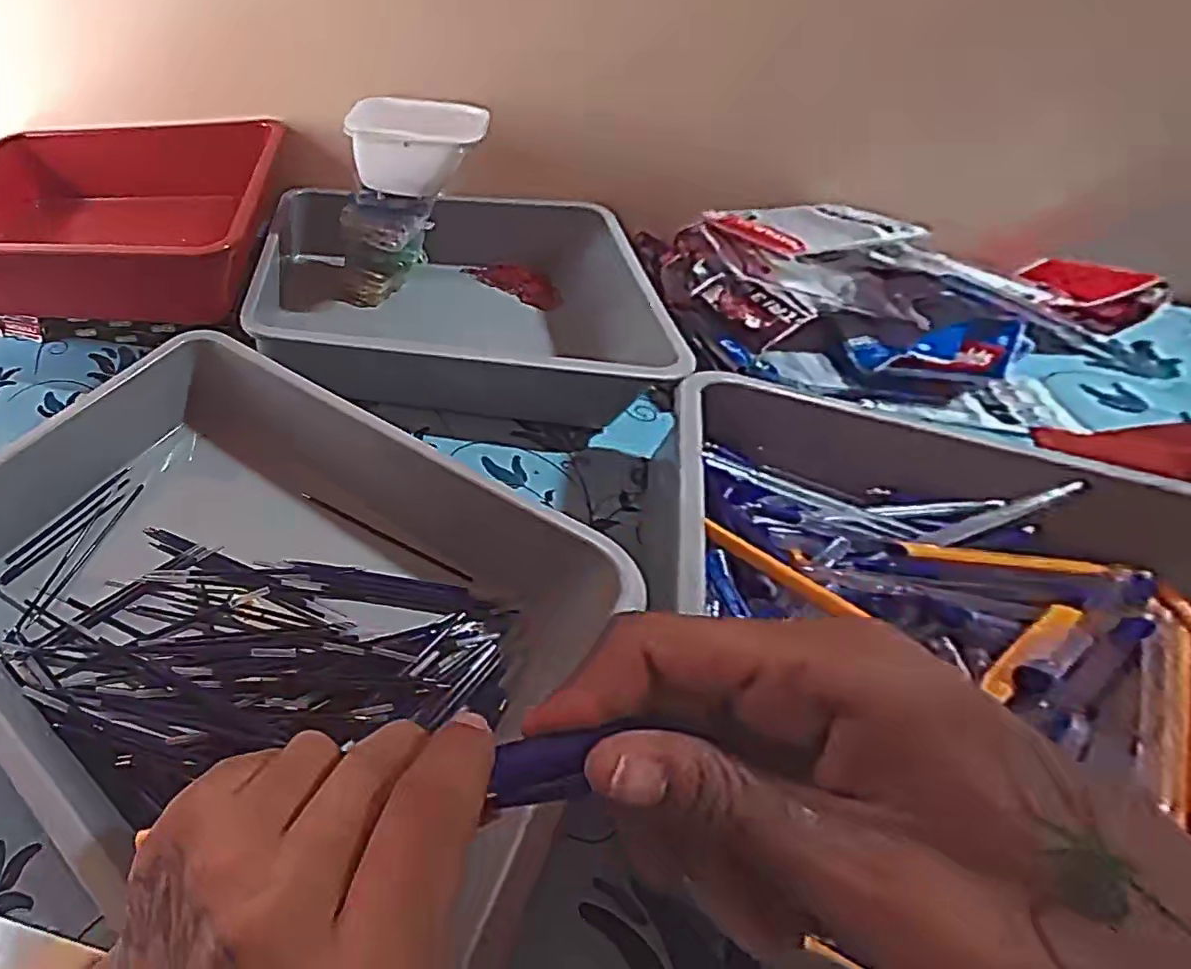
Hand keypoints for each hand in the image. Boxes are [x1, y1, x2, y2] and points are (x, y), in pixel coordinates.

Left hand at [103, 713, 494, 968]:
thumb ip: (424, 886)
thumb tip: (452, 792)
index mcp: (354, 965)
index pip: (421, 820)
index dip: (457, 765)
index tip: (469, 738)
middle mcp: (275, 902)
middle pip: (365, 773)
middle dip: (404, 753)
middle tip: (417, 759)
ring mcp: (215, 855)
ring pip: (312, 750)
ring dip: (336, 772)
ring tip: (334, 814)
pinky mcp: (175, 824)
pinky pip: (256, 756)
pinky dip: (278, 777)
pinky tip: (278, 821)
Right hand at [524, 614, 1190, 967]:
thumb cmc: (1043, 936)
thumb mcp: (865, 876)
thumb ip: (721, 802)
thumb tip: (595, 760)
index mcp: (827, 665)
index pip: (656, 645)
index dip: (585, 692)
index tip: (538, 751)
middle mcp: (812, 666)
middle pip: (665, 694)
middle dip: (656, 781)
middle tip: (675, 869)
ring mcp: (819, 706)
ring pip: (686, 739)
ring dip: (697, 826)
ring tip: (762, 908)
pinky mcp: (825, 746)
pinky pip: (728, 770)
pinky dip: (729, 835)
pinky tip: (781, 896)